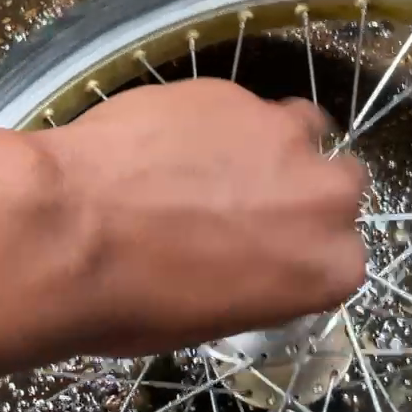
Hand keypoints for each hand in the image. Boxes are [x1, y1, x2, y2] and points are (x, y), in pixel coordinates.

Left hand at [39, 78, 367, 356]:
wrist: (72, 231)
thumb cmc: (133, 302)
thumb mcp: (205, 319)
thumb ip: (252, 283)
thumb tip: (236, 262)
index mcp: (326, 268)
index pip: (339, 254)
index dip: (299, 249)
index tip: (266, 251)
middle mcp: (323, 197)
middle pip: (336, 184)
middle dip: (297, 192)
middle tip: (242, 206)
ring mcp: (279, 134)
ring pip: (297, 130)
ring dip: (265, 146)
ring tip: (206, 165)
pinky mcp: (231, 93)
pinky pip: (235, 106)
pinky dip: (210, 122)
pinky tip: (161, 141)